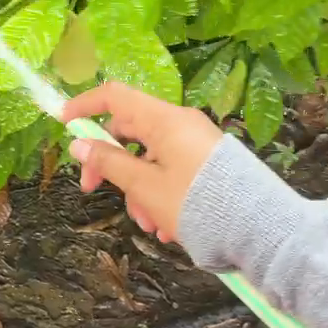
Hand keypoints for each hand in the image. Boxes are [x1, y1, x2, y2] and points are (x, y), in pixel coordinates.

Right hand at [61, 81, 223, 243]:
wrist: (264, 231)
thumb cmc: (196, 204)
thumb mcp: (144, 186)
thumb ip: (109, 163)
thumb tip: (80, 144)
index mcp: (163, 120)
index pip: (114, 96)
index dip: (85, 105)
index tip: (63, 123)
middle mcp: (181, 123)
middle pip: (129, 131)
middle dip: (110, 164)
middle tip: (93, 191)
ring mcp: (197, 143)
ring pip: (150, 157)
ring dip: (137, 188)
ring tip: (148, 225)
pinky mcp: (209, 163)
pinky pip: (173, 169)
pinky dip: (160, 192)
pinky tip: (166, 226)